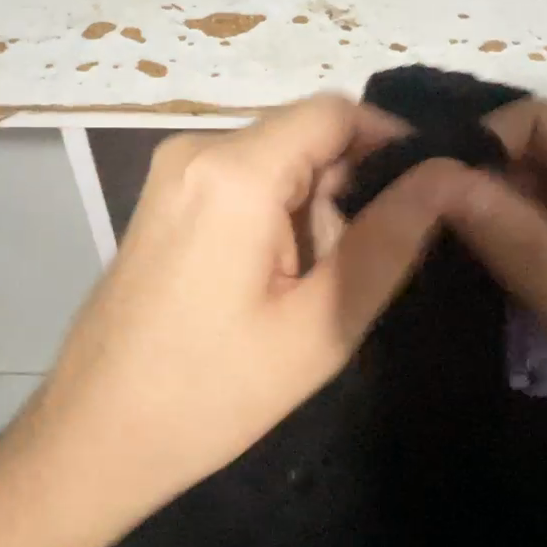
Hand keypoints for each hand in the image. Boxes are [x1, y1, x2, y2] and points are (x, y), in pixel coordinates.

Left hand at [22, 95, 468, 540]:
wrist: (95, 436)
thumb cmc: (211, 392)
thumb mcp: (322, 323)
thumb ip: (392, 238)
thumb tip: (451, 174)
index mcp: (234, 170)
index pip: (336, 110)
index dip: (391, 140)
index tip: (428, 197)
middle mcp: (195, 149)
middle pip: (303, 135)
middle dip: (347, 189)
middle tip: (355, 270)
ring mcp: (170, 173)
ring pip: (275, 161)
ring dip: (310, 210)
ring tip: (305, 291)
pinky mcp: (163, 199)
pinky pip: (241, 182)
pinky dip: (274, 216)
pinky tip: (269, 283)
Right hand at [445, 100, 546, 496]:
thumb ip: (514, 240)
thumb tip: (438, 176)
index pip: (538, 121)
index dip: (482, 137)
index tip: (426, 180)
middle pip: (521, 155)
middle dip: (466, 174)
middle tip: (401, 207)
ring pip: (514, 198)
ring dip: (468, 211)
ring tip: (407, 231)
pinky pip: (516, 238)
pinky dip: (481, 243)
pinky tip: (436, 260)